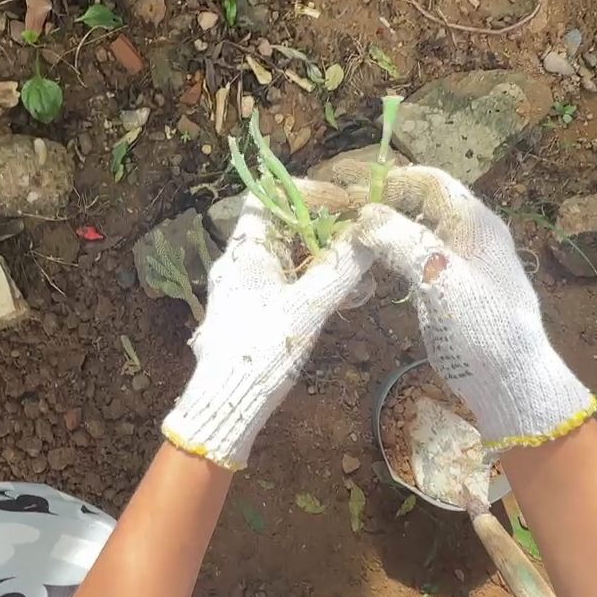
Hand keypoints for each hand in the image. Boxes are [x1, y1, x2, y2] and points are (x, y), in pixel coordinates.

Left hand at [161, 193, 371, 468]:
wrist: (224, 404)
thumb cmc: (261, 349)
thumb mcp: (308, 307)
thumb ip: (340, 269)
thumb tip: (371, 235)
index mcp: (244, 250)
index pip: (265, 197)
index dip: (301, 192)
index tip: (339, 204)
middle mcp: (237, 264)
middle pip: (280, 228)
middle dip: (322, 231)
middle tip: (358, 241)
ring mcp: (240, 290)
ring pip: (285, 260)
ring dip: (321, 262)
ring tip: (359, 276)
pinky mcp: (248, 314)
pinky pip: (282, 286)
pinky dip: (310, 286)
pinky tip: (343, 300)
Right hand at [338, 165, 595, 451]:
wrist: (509, 382)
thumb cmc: (482, 328)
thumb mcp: (440, 280)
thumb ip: (403, 242)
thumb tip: (365, 215)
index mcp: (474, 222)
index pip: (429, 181)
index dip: (391, 184)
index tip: (354, 201)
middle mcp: (465, 234)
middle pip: (418, 203)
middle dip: (381, 209)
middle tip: (346, 227)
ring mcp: (456, 260)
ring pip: (412, 231)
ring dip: (382, 235)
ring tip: (351, 248)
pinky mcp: (445, 285)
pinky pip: (412, 258)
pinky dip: (388, 258)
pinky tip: (369, 273)